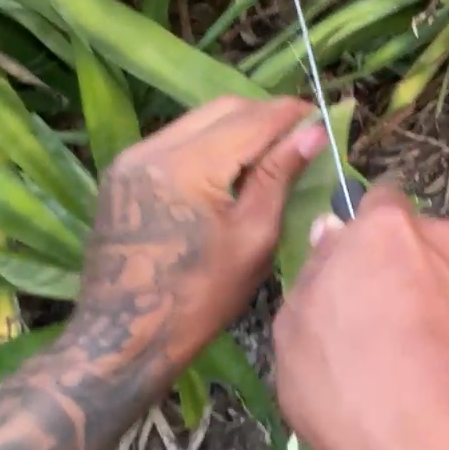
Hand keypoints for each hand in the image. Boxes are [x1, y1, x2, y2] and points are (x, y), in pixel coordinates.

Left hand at [73, 96, 320, 381]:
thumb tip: (315, 130)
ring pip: (202, 119)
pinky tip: (235, 166)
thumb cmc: (201, 295)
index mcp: (188, 166)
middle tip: (303, 136)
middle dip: (269, 115)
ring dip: (242, 125)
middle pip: (226, 108)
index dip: (294, 114)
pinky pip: (180, 138)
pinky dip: (214, 140)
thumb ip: (281, 173)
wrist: (122, 341)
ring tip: (273, 150)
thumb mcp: (255, 234)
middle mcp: (153, 151)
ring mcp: (131, 160)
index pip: (255, 119)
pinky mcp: (124, 174)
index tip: (325, 118)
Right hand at [274, 187, 448, 449]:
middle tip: (369, 313)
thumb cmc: (348, 379)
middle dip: (392, 261)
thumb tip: (333, 234)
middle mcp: (437, 234)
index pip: (378, 199)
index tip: (349, 266)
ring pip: (437, 267)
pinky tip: (434, 357)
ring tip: (404, 345)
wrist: (436, 433)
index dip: (362, 230)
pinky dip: (448, 314)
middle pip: (410, 235)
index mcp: (385, 227)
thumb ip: (315, 271)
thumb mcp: (295, 328)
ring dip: (423, 288)